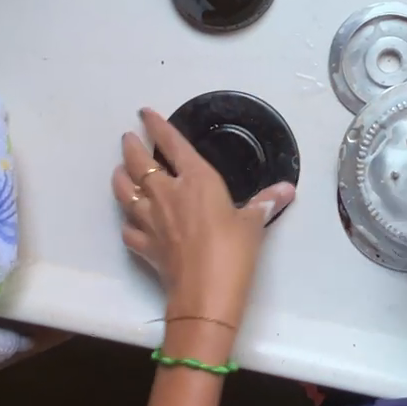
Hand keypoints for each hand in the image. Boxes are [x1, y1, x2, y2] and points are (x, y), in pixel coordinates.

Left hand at [111, 108, 295, 327]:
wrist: (205, 292)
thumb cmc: (233, 251)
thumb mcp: (253, 224)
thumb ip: (265, 203)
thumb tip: (287, 189)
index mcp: (196, 180)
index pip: (172, 144)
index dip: (157, 126)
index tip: (145, 113)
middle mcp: (167, 194)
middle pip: (140, 164)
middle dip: (132, 147)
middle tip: (128, 139)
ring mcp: (150, 220)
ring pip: (125, 192)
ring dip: (120, 178)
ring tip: (119, 171)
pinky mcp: (144, 246)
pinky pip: (129, 228)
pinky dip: (128, 221)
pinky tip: (130, 222)